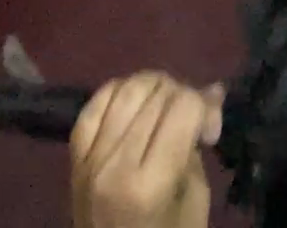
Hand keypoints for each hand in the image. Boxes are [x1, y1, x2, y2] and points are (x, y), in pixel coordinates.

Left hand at [70, 72, 222, 227]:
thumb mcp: (195, 200)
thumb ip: (197, 143)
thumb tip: (213, 91)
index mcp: (148, 184)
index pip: (183, 108)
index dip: (206, 106)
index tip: (211, 131)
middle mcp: (114, 164)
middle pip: (157, 94)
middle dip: (184, 95)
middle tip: (193, 120)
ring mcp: (89, 159)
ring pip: (127, 89)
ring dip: (155, 87)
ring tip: (166, 107)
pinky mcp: (74, 157)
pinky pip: (95, 102)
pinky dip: (119, 92)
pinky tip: (135, 103)